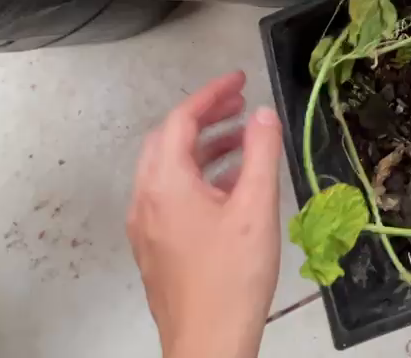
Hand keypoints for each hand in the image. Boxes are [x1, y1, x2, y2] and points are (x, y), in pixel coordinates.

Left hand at [128, 72, 283, 357]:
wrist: (208, 343)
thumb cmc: (233, 273)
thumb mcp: (256, 205)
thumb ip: (260, 151)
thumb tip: (263, 112)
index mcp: (166, 187)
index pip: (180, 122)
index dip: (211, 93)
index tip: (242, 78)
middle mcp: (147, 202)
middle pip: (166, 141)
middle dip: (204, 115)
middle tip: (241, 102)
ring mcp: (147, 227)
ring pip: (168, 168)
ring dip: (204, 143)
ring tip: (245, 138)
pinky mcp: (157, 247)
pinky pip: (172, 193)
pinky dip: (200, 171)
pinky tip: (234, 182)